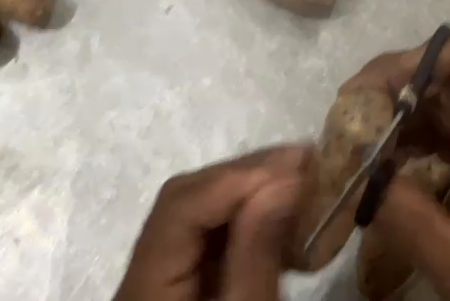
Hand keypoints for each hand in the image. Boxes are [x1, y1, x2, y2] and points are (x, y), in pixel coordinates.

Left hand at [114, 145, 310, 300]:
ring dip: (252, 190)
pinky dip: (249, 217)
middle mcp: (142, 272)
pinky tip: (285, 218)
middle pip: (186, 198)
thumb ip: (258, 254)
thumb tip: (286, 178)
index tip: (299, 161)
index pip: (181, 205)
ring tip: (304, 183)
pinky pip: (209, 233)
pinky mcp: (180, 282)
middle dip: (248, 174)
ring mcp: (158, 275)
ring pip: (199, 209)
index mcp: (144, 287)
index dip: (239, 177)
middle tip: (307, 162)